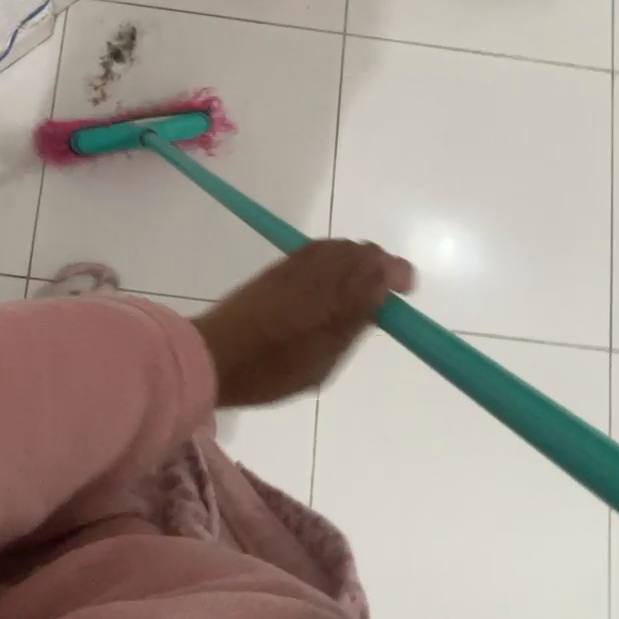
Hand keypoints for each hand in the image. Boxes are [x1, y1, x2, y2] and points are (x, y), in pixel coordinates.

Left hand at [191, 240, 414, 407]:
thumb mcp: (321, 362)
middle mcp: (316, 274)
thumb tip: (381, 295)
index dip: (398, 273)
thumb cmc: (269, 371)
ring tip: (361, 284)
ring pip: (338, 247)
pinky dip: (332, 256)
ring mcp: (294, 267)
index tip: (406, 289)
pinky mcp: (275, 268)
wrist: (213, 356)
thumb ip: (352, 325)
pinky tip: (333, 275)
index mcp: (332, 300)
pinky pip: (314, 250)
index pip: (378, 270)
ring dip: (357, 258)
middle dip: (380, 265)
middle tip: (386, 290)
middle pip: (360, 252)